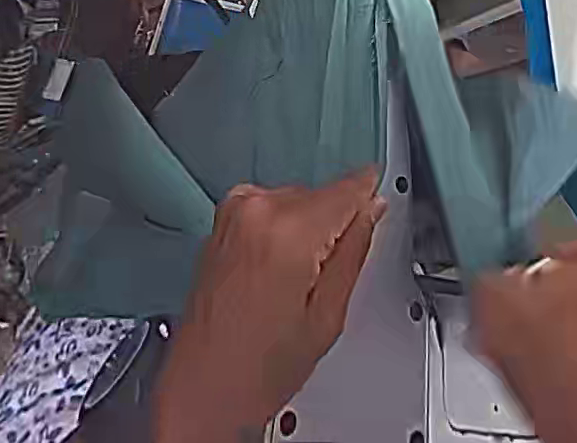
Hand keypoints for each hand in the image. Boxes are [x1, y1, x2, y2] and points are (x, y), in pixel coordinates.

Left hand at [152, 169, 385, 442]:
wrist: (199, 388)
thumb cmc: (253, 370)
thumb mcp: (327, 316)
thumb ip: (355, 250)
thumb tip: (371, 209)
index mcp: (289, 232)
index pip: (348, 188)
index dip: (369, 194)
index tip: (378, 197)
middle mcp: (259, 208)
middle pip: (323, 196)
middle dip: (335, 224)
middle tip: (322, 275)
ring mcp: (236, 208)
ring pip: (300, 199)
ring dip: (307, 225)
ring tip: (291, 280)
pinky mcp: (224, 215)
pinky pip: (274, 203)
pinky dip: (282, 226)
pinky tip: (274, 267)